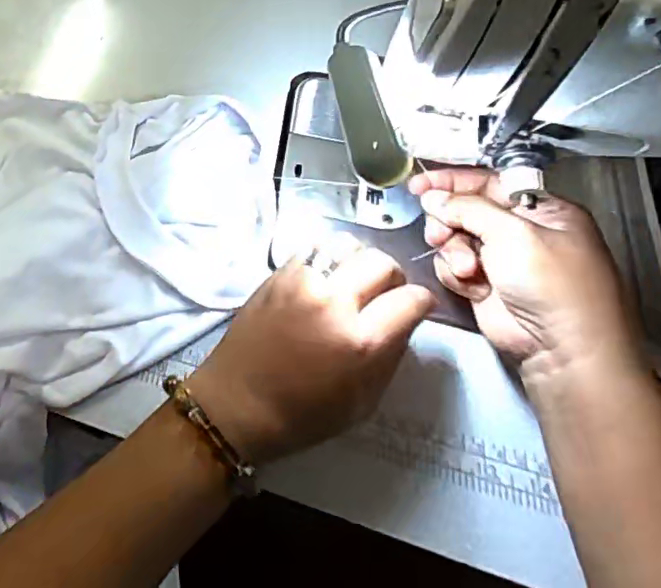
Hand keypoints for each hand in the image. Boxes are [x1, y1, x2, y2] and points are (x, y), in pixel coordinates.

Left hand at [187, 241, 434, 464]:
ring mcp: (304, 281)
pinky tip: (327, 278)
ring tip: (355, 281)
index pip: (409, 300)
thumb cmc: (303, 414)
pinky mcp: (281, 272)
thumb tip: (407, 320)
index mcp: (360, 343)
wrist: (238, 402)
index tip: (421, 305)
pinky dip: (331, 259)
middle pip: (382, 263)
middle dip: (395, 278)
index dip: (423, 301)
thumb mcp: (363, 402)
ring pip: (350, 246)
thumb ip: (391, 356)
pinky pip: (318, 248)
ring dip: (361, 261)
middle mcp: (334, 302)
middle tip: (388, 294)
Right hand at [410, 168, 646, 384]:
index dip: (453, 180)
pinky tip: (472, 286)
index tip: (419, 183)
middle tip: (438, 231)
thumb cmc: (549, 281)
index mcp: (541, 209)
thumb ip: (467, 208)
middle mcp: (522, 231)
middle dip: (450, 220)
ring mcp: (503, 261)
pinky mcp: (485, 288)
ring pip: (456, 239)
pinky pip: (455, 268)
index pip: (489, 182)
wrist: (563, 352)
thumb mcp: (513, 232)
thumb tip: (432, 197)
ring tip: (465, 267)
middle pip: (467, 210)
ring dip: (454, 250)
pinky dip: (457, 275)